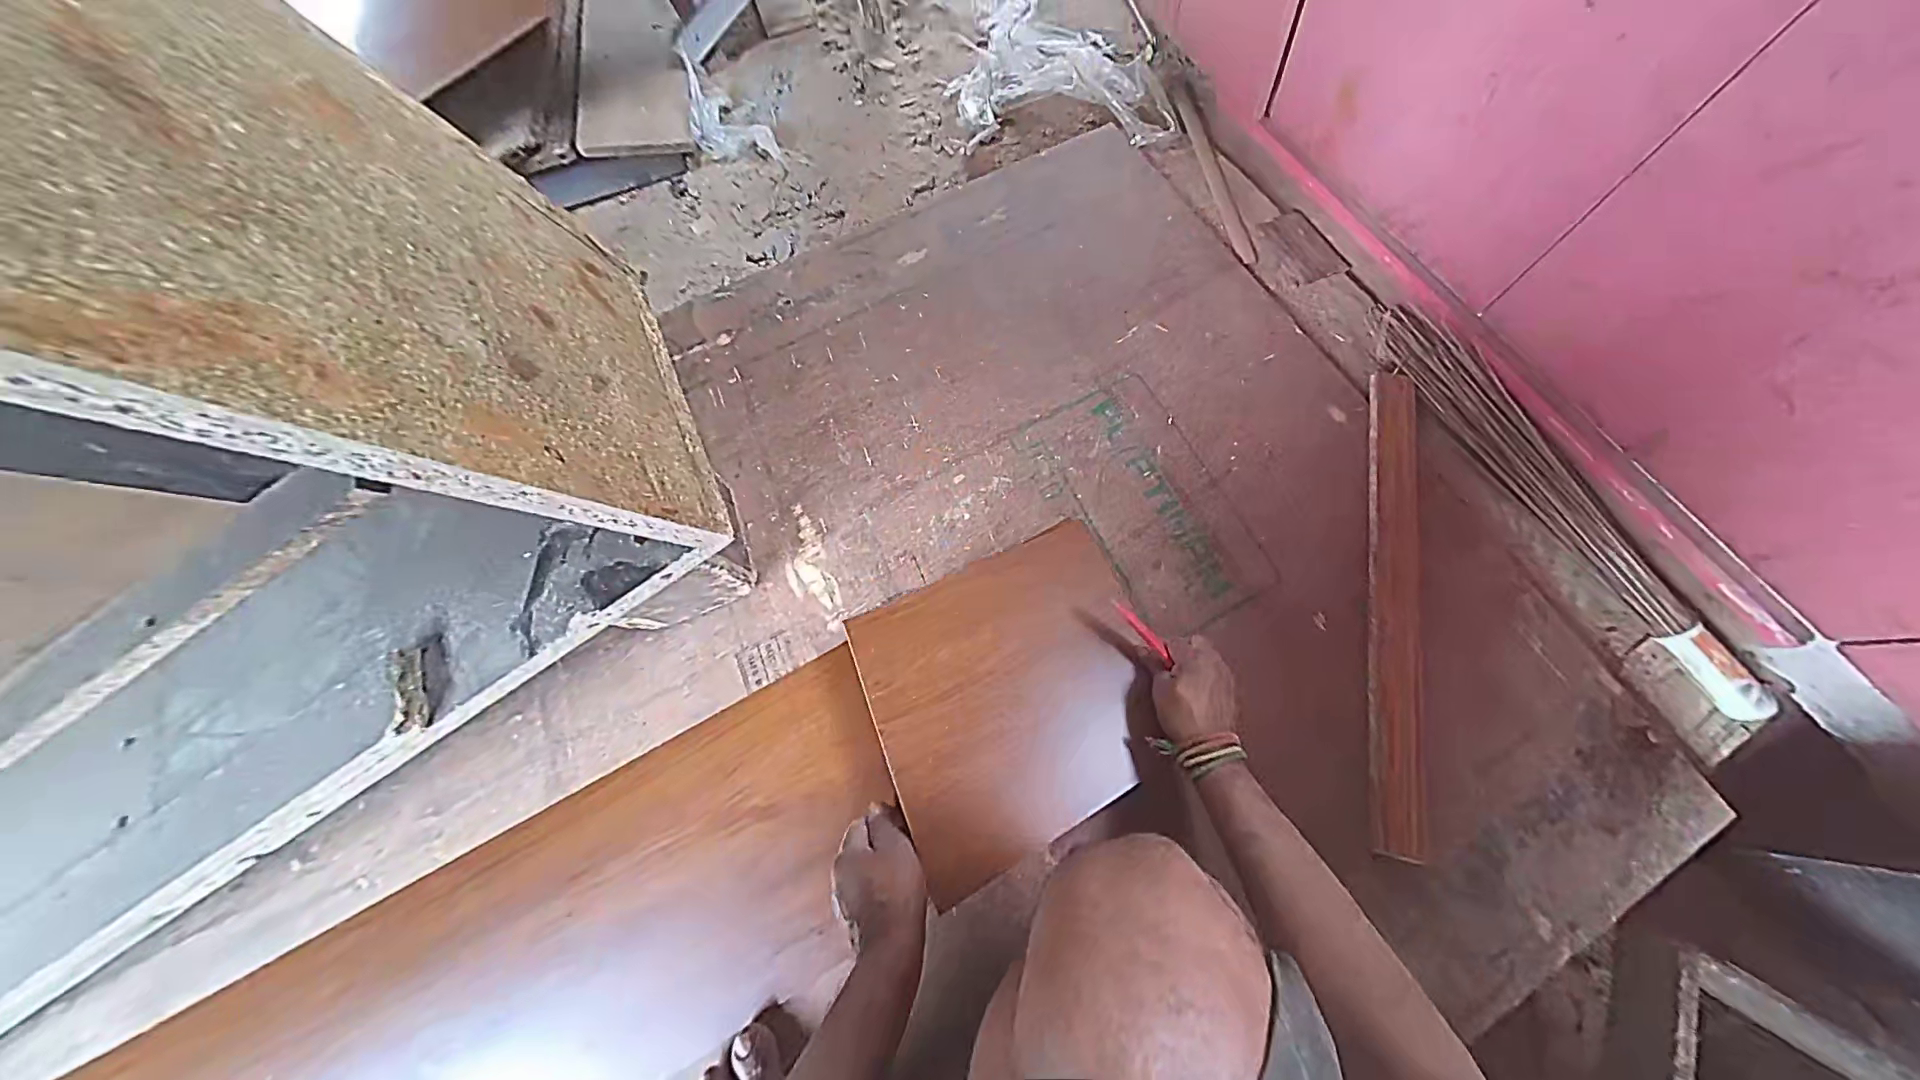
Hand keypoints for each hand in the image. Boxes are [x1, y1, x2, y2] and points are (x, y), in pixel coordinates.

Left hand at [831, 804, 927, 954]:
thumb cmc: (897, 889)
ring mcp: (842, 898)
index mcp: (846, 852)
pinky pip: (865, 893)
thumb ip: (883, 824)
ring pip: (861, 871)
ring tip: (902, 874)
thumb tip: (874, 808)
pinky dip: (876, 891)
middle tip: (905, 850)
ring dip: (877, 869)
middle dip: (878, 845)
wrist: (892, 944)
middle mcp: (838, 873)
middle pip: (859, 847)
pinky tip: (893, 897)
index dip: (883, 822)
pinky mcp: (852, 919)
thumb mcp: (896, 846)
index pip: (861, 823)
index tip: (902, 829)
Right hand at [1152, 635, 1238, 743]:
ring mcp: (1225, 672)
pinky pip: (1216, 670)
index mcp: (1194, 657)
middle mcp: (1213, 659)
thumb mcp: (1160, 690)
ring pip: (1207, 655)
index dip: (1161, 650)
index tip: (1155, 663)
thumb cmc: (1179, 715)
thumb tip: (1142, 648)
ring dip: (1195, 661)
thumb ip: (1154, 664)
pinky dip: (1206, 674)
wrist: (1209, 745)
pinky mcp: (1231, 686)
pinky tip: (1200, 692)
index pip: (1173, 641)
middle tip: (1171, 670)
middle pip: (1195, 642)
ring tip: (1186, 682)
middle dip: (1182, 650)